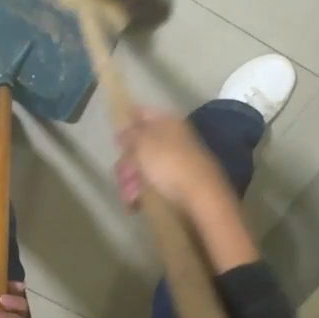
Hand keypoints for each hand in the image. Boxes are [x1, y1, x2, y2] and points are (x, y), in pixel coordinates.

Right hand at [115, 106, 237, 218]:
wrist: (202, 197)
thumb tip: (123, 130)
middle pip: (139, 145)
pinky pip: (153, 183)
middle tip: (123, 176)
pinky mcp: (179, 183)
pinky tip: (136, 204)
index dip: (125, 123)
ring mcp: (177, 161)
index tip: (115, 141)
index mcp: (166, 121)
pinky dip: (142, 193)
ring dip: (131, 182)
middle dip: (126, 163)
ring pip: (144, 167)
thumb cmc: (168, 164)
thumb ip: (129, 133)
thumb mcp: (142, 143)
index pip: (141, 112)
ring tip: (130, 198)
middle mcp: (173, 138)